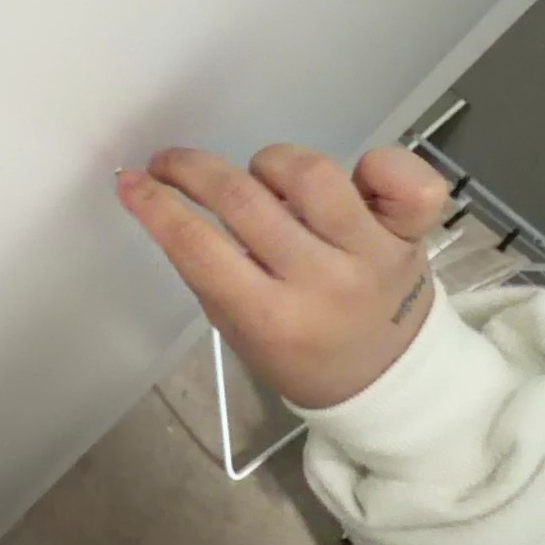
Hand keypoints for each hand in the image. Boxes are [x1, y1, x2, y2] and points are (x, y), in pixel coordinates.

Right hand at [116, 144, 448, 408]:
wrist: (390, 382)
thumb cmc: (297, 355)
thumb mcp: (235, 326)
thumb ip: (207, 269)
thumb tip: (166, 201)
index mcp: (269, 317)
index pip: (197, 245)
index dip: (154, 204)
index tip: (131, 181)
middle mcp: (322, 281)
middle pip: (243, 200)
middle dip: (190, 169)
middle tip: (167, 163)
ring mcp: (372, 254)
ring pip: (311, 174)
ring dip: (267, 165)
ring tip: (260, 178)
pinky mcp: (413, 235)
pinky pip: (409, 182)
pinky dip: (380, 164)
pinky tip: (354, 178)